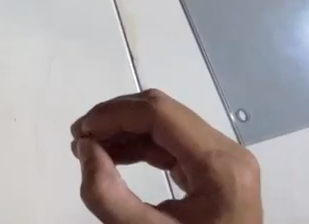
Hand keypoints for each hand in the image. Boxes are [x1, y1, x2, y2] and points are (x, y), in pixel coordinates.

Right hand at [71, 90, 260, 223]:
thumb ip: (109, 195)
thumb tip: (85, 147)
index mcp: (220, 165)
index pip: (158, 114)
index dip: (114, 114)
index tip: (80, 132)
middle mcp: (229, 152)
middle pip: (162, 113)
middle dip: (116, 120)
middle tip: (81, 140)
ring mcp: (226, 161)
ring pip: (165, 125)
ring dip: (125, 132)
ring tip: (91, 149)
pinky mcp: (218, 171)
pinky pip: (173, 144)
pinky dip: (141, 146)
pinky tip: (115, 157)